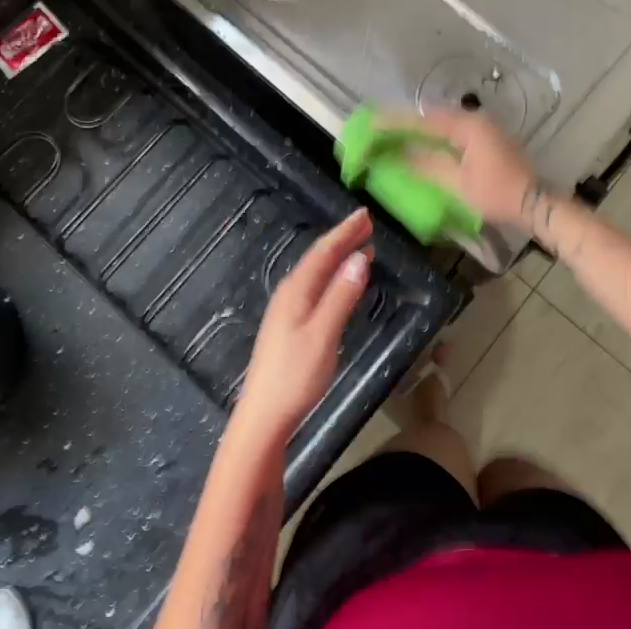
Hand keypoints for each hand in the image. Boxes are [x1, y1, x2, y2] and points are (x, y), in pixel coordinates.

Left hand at [237, 209, 372, 434]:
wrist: (264, 415)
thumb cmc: (295, 376)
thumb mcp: (323, 335)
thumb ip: (341, 297)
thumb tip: (359, 258)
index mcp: (296, 291)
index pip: (323, 252)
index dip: (344, 232)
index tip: (365, 215)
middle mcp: (289, 294)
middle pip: (318, 259)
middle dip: (342, 240)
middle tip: (366, 224)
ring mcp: (286, 310)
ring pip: (315, 273)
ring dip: (338, 258)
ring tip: (361, 247)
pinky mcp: (289, 326)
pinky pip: (314, 288)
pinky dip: (332, 278)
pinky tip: (341, 284)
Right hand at [387, 109, 542, 229]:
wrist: (535, 204)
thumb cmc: (496, 193)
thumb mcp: (456, 182)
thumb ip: (425, 164)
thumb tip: (398, 154)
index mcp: (467, 125)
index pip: (424, 119)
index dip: (396, 122)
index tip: (372, 122)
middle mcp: (475, 119)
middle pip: (433, 117)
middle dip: (406, 122)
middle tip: (379, 127)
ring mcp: (484, 129)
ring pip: (443, 124)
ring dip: (421, 129)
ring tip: (395, 134)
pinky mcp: (487, 140)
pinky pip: (454, 132)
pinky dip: (436, 137)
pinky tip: (422, 145)